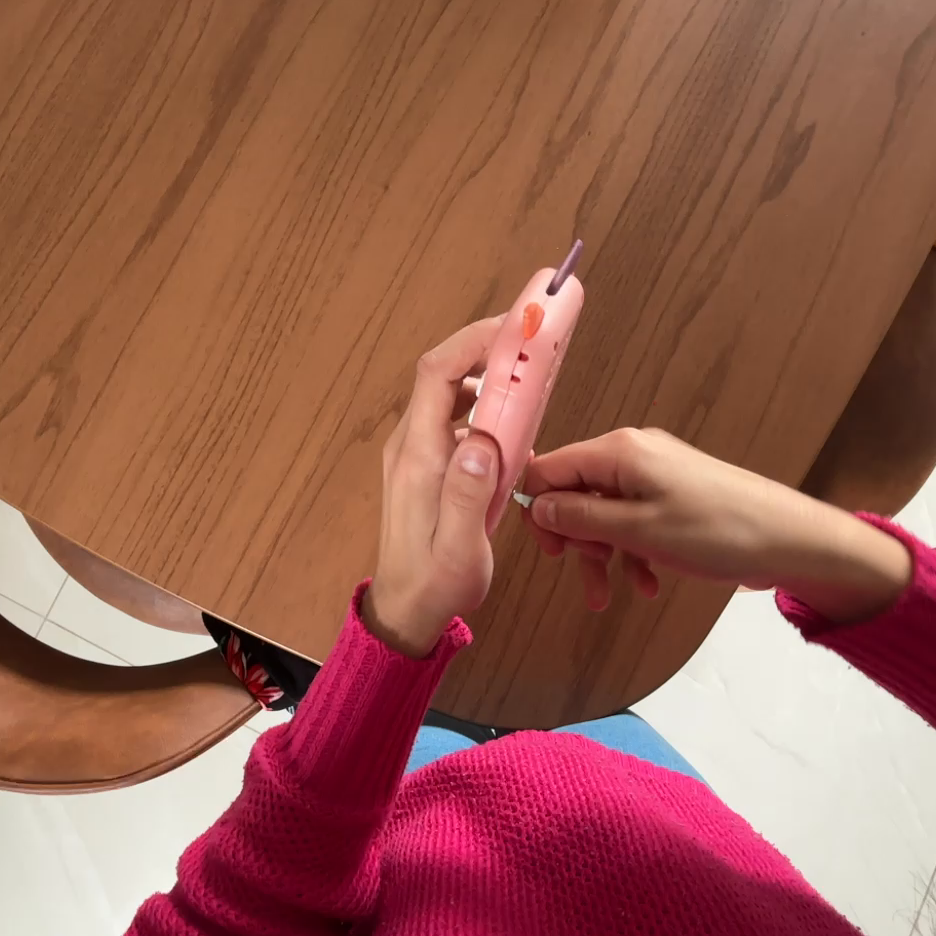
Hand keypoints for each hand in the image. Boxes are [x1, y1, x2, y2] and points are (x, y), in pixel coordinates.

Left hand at [365, 318, 505, 656]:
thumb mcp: (459, 547)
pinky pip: (452, 416)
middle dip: (484, 348)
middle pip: (442, 373)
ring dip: (484, 375)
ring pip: (447, 392)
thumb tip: (480, 440)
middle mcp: (410, 442)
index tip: (514, 327)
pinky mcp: (424, 462)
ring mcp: (415, 450)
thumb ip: (466, 494)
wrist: (405, 607)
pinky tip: (511, 423)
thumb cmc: (436, 581)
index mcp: (418, 454)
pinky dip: (481, 404)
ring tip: (527, 374)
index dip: (473, 341)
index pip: (437, 373)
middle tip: (529, 343)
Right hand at [520, 428, 911, 623]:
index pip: (550, 469)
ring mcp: (655, 474)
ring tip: (608, 596)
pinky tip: (646, 584)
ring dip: (602, 554)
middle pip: (575, 492)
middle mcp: (632, 455)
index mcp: (618, 451)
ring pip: (603, 513)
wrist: (795, 541)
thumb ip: (580, 517)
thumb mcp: (637, 530)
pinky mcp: (673, 495)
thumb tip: (538, 508)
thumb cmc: (716, 531)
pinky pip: (633, 520)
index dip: (539, 508)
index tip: (548, 550)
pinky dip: (631, 552)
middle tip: (586, 572)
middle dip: (575, 538)